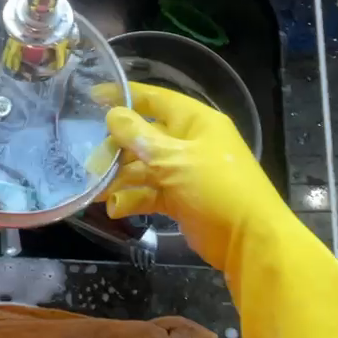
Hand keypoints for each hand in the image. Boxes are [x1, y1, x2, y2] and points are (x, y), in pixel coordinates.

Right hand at [100, 82, 292, 271]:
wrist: (248, 241)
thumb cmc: (216, 189)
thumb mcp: (174, 159)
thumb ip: (139, 136)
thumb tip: (112, 115)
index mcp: (196, 122)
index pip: (156, 99)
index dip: (125, 96)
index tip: (92, 96)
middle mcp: (189, 143)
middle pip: (144, 137)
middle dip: (116, 149)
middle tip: (89, 160)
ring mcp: (184, 172)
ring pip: (143, 167)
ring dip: (119, 178)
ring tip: (95, 191)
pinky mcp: (180, 198)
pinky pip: (149, 192)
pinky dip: (132, 199)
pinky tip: (115, 209)